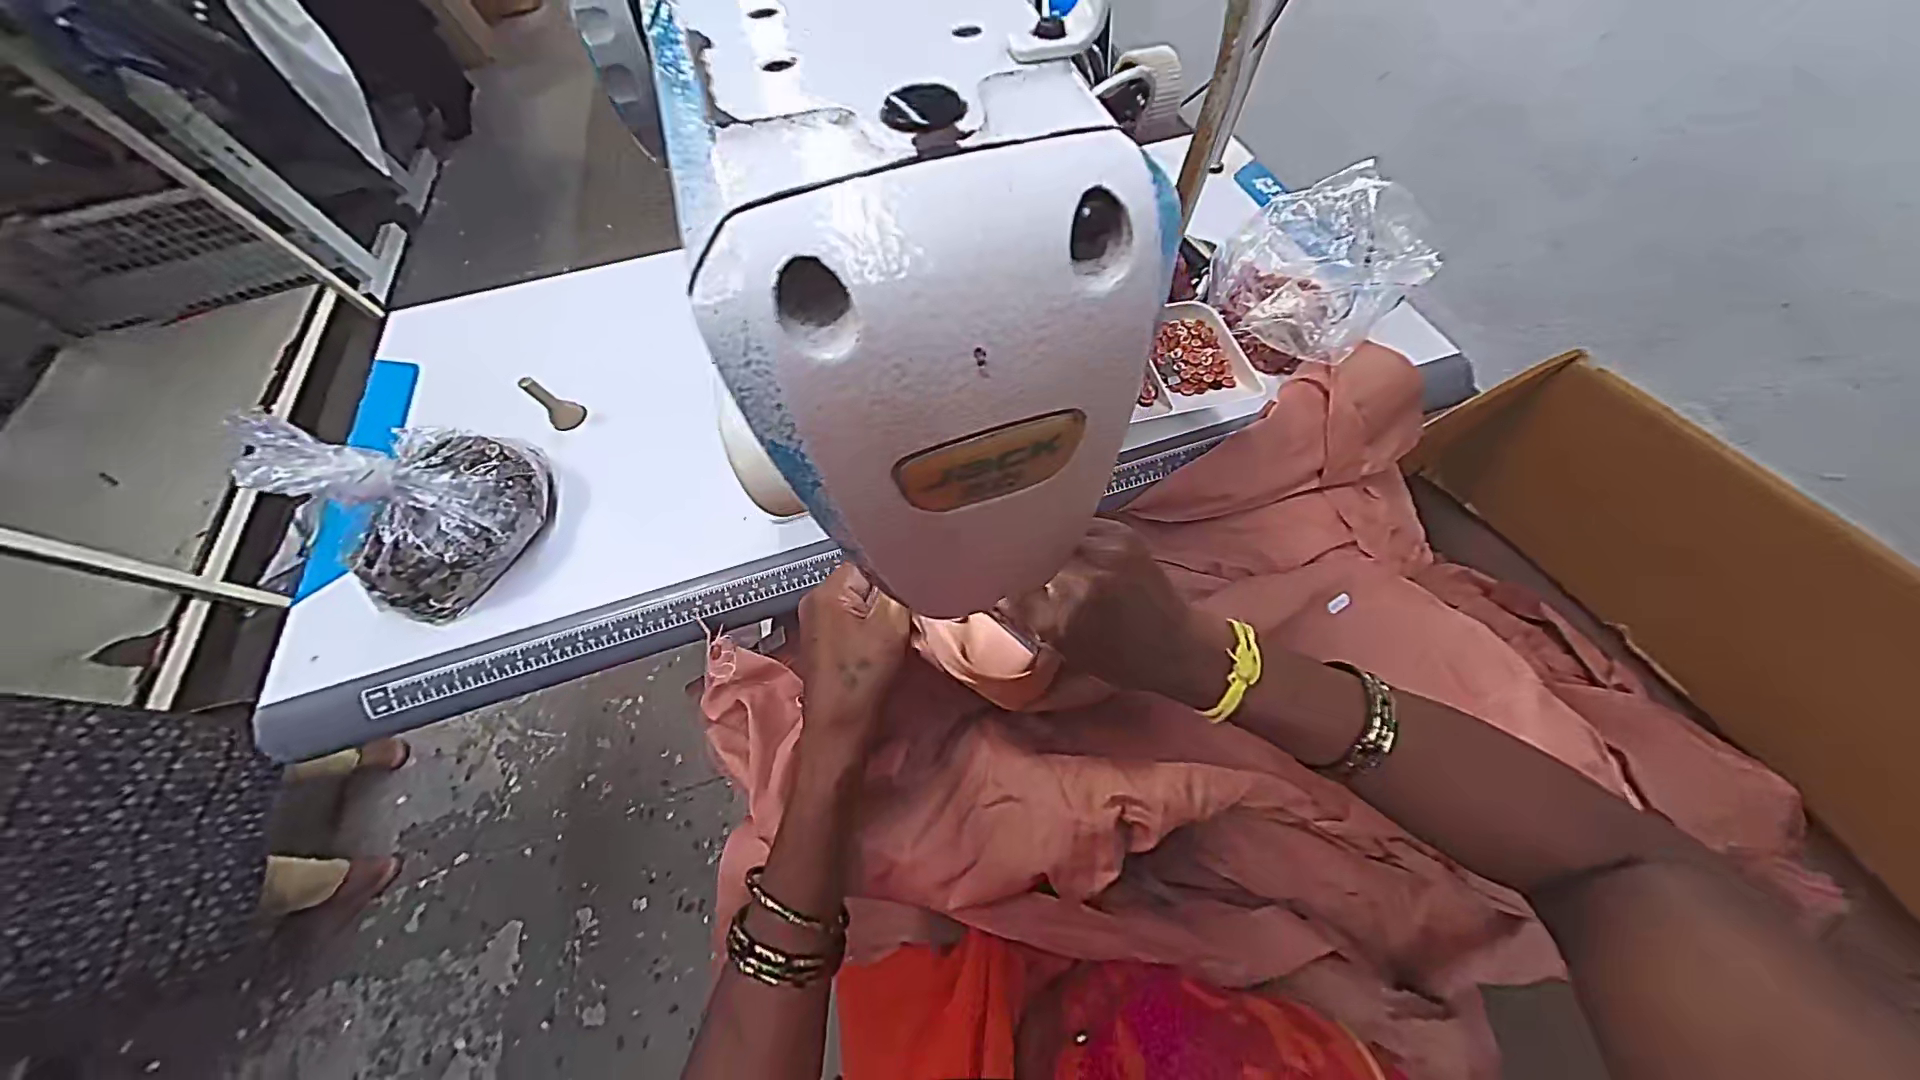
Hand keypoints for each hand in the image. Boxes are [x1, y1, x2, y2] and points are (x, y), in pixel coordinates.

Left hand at [795, 563, 911, 761]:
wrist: (839, 728)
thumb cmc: (861, 679)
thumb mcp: (891, 625)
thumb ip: (900, 588)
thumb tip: (910, 565)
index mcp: (826, 591)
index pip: (869, 562)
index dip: (895, 575)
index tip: (913, 591)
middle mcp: (815, 601)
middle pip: (864, 582)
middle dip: (888, 595)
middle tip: (907, 613)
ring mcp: (817, 623)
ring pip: (860, 603)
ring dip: (880, 614)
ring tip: (896, 630)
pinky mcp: (825, 642)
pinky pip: (853, 621)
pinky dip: (870, 629)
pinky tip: (882, 644)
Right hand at [998, 519, 1232, 708]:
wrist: (1178, 644)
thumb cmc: (1118, 658)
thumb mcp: (1063, 645)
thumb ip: (1028, 612)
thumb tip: (997, 583)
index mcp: (1061, 615)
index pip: (1010, 582)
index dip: (998, 576)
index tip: (992, 575)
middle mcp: (1081, 577)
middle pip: (1029, 549)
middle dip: (1018, 553)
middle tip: (1011, 558)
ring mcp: (1104, 549)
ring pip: (1054, 532)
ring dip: (1044, 539)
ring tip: (1039, 547)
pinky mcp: (1122, 534)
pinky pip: (1080, 525)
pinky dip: (1070, 534)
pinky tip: (1070, 544)